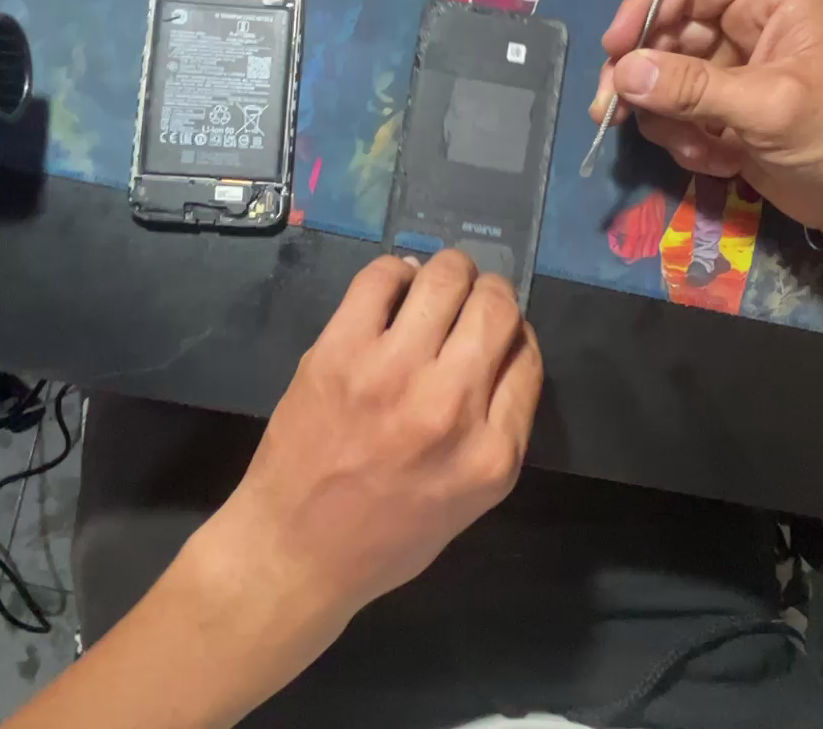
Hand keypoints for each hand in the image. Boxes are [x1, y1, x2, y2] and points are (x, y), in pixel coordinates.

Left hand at [207, 250, 542, 621]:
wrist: (295, 552)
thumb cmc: (388, 536)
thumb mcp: (472, 498)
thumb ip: (500, 424)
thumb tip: (505, 346)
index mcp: (493, 452)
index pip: (528, 355)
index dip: (517, 333)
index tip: (498, 332)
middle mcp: (451, 405)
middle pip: (496, 308)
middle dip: (491, 291)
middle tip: (472, 297)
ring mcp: (392, 372)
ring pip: (444, 278)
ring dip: (450, 270)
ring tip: (436, 283)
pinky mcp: (340, 350)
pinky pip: (381, 277)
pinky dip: (396, 271)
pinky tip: (394, 288)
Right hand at [590, 0, 822, 243]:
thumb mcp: (768, 107)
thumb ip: (693, 88)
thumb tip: (623, 73)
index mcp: (769, 2)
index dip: (644, 10)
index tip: (612, 51)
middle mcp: (745, 28)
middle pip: (664, 34)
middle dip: (642, 77)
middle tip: (611, 113)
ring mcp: (730, 73)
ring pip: (662, 80)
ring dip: (667, 119)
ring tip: (697, 149)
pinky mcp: (720, 113)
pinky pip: (675, 115)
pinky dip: (684, 141)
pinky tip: (719, 162)